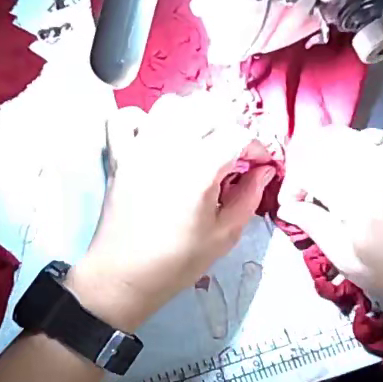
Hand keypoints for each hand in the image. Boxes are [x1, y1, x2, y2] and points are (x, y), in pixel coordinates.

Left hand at [69, 94, 273, 329]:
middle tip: (236, 153)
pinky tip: (159, 139)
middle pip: (209, 110)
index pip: (238, 134)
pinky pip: (128, 117)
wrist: (124, 276)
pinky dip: (145, 120)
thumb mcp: (225, 235)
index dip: (258, 146)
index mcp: (200, 168)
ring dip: (194, 116)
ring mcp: (140, 147)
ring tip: (202, 141)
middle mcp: (170, 147)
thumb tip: (262, 171)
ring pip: (172, 105)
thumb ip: (248, 196)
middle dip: (231, 126)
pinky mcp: (120, 154)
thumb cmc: (178, 262)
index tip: (262, 164)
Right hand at [276, 126, 382, 360]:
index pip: (309, 164)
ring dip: (358, 163)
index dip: (297, 182)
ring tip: (370, 199)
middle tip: (328, 194)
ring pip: (374, 142)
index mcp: (358, 187)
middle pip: (338, 140)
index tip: (303, 204)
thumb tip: (290, 205)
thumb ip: (317, 227)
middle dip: (323, 162)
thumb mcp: (354, 264)